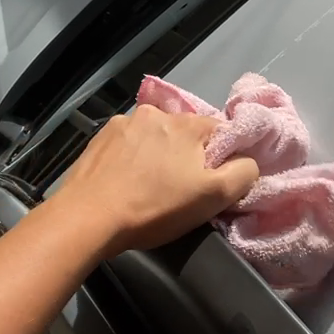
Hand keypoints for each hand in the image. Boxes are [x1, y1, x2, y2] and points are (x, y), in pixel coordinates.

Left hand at [49, 105, 258, 254]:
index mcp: (188, 124)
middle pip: (187, 134)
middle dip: (189, 156)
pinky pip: (130, 143)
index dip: (223, 158)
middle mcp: (156, 113)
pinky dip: (134, 158)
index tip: (211, 182)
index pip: (222, 132)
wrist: (87, 219)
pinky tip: (127, 181)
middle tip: (181, 188)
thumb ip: (244, 172)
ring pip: (156, 137)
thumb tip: (246, 161)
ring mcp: (123, 123)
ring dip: (159, 155)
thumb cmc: (155, 208)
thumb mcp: (214, 197)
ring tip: (150, 186)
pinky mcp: (99, 137)